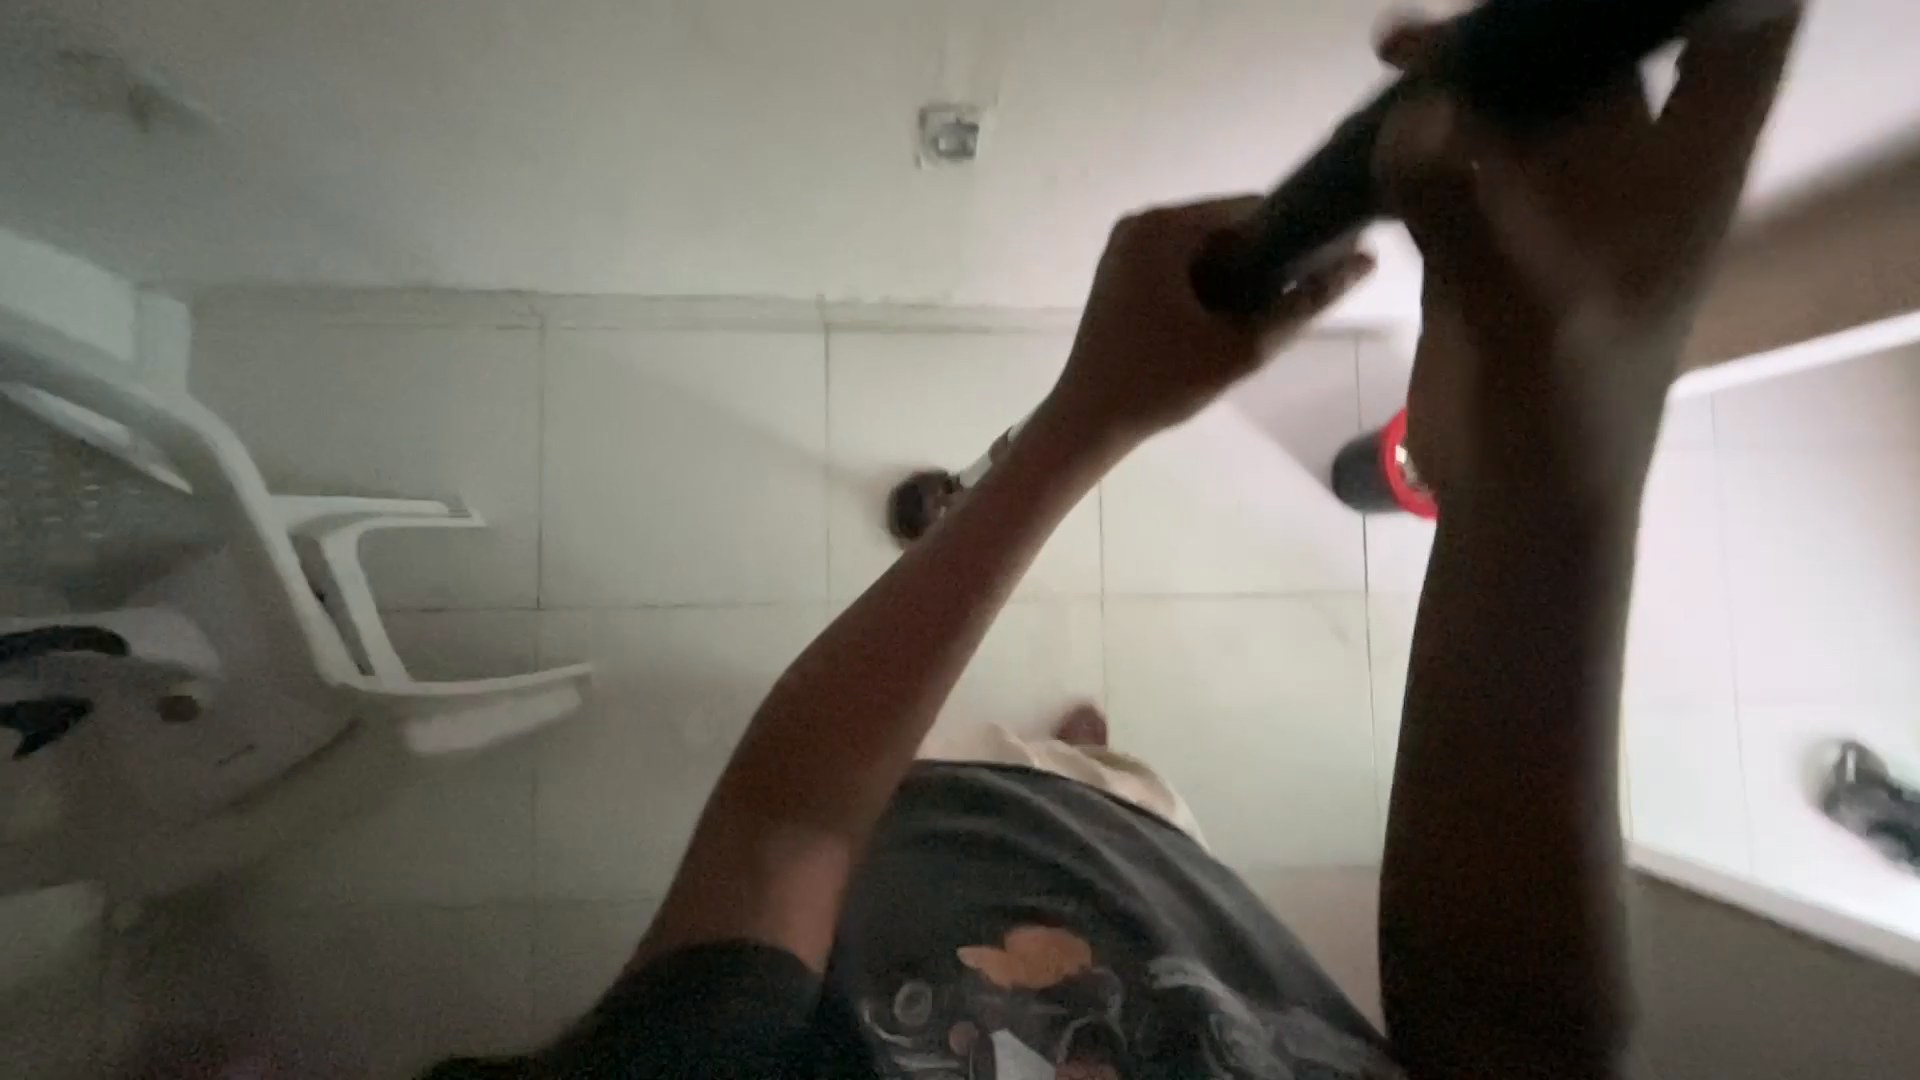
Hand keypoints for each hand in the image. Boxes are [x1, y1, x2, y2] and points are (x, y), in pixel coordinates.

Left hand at [1049, 196, 1373, 442]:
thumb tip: (1365, 260)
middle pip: (1224, 231)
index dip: (1291, 240)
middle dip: (1256, 266)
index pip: (1252, 210)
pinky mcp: (1116, 276)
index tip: (1310, 280)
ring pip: (1201, 253)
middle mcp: (1138, 225)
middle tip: (1274, 314)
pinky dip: (1199, 290)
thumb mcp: (1240, 346)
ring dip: (1229, 282)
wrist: (1088, 423)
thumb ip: (1304, 303)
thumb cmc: (1159, 384)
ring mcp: (1122, 250)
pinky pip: (1175, 269)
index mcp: (1162, 227)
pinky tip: (1210, 328)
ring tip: (1243, 326)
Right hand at [1376, 3, 1800, 513]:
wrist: (1517, 495)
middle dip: (1533, 27)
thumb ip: (1472, 214)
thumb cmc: (1564, 411)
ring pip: (1510, 122)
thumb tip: (1408, 118)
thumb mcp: (1533, 309)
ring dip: (1460, 89)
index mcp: (1682, 173)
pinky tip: (1371, 145)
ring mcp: (1539, 220)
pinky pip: (1447, 184)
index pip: (1732, 32)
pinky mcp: (1473, 259)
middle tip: (1451, 24)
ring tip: (1395, 56)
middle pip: (1598, 61)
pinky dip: (1411, 161)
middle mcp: (1618, 181)